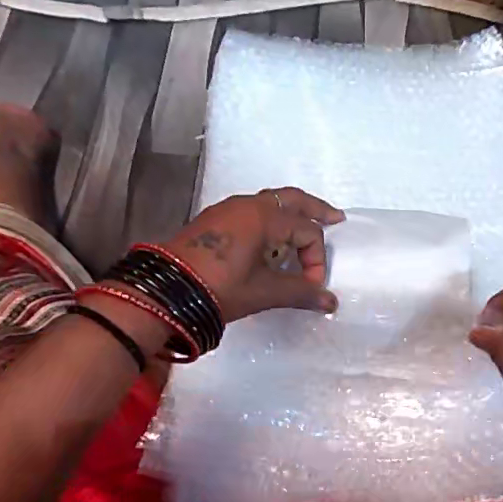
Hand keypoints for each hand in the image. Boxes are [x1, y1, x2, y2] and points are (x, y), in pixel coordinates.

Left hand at [167, 188, 344, 321]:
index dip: (316, 259)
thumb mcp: (264, 292)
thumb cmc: (220, 288)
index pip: (307, 231)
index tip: (310, 287)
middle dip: (315, 209)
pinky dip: (270, 220)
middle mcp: (248, 205)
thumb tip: (331, 302)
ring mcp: (228, 210)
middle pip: (291, 199)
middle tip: (335, 218)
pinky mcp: (214, 221)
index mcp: (264, 217)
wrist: (167, 291)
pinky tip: (270, 241)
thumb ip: (300, 293)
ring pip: (269, 203)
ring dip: (290, 214)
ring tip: (302, 231)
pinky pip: (251, 212)